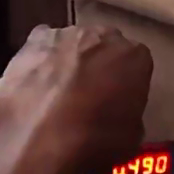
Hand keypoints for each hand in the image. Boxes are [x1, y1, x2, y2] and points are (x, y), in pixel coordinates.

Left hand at [0, 26, 151, 173]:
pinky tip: (36, 83)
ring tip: (57, 95)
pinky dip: (41, 59)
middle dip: (100, 65)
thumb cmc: (95, 140)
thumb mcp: (130, 140)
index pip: (137, 64)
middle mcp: (104, 35)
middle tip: (89, 97)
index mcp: (135, 57)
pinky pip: (43, 45)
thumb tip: (118, 115)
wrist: (40, 136)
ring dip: (70, 61)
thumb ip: (130, 115)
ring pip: (74, 44)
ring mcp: (68, 33)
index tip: (118, 103)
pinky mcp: (35, 38)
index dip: (127, 84)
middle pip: (106, 46)